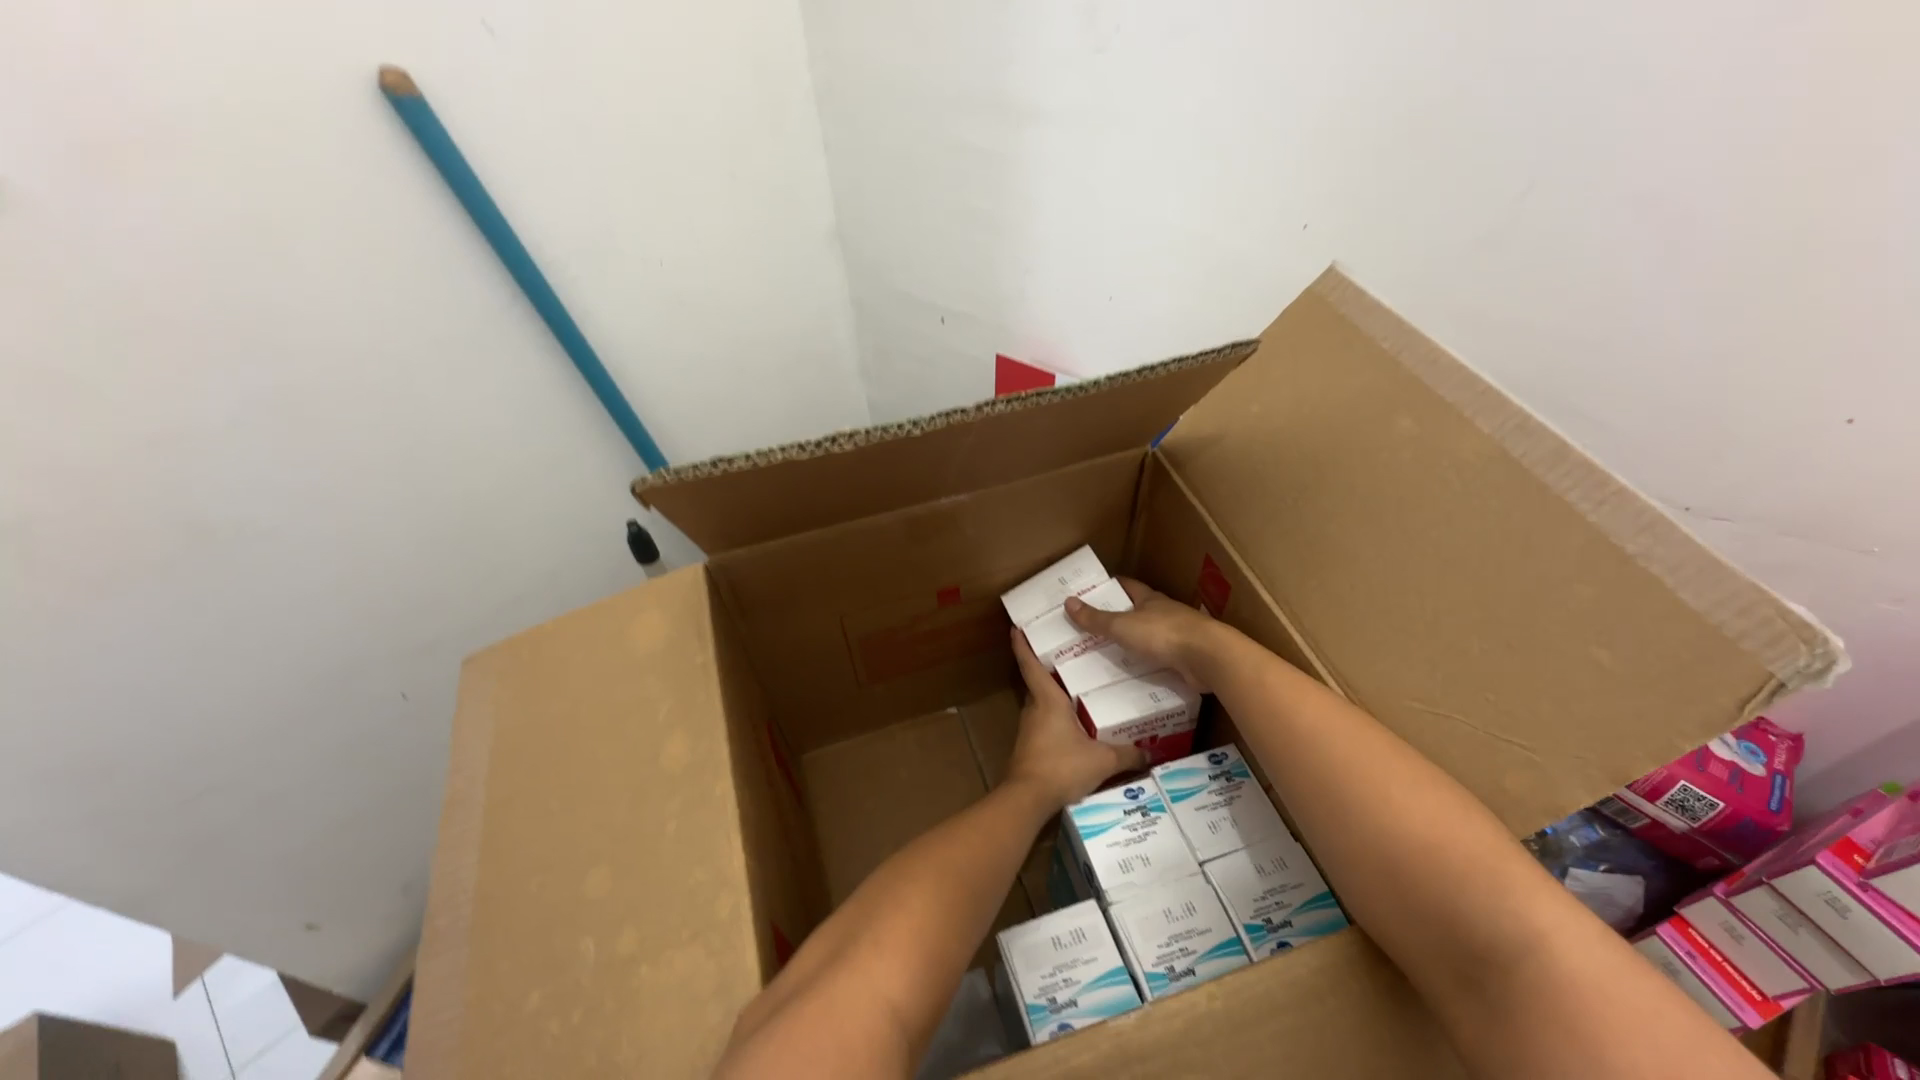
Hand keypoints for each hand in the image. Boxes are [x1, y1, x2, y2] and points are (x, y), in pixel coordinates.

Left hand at [1004, 627, 1146, 807]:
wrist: (1027, 799)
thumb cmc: (1062, 767)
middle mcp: (1034, 710)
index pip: (1031, 666)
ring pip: (1041, 707)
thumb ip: (1128, 754)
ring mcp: (1028, 731)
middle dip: (1050, 672)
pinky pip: (1043, 728)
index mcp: (1048, 701)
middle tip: (1070, 661)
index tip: (1016, 628)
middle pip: (1039, 685)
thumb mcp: (1103, 760)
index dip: (1022, 646)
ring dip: (1054, 700)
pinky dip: (1056, 724)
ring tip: (1079, 695)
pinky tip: (1074, 731)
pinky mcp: (1028, 749)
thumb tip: (1152, 752)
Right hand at [1065, 578, 1225, 692]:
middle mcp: (1167, 614)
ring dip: (1139, 643)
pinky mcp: (1189, 660)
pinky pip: (1164, 661)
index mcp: (1151, 600)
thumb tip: (1068, 601)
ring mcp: (1181, 637)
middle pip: (1142, 611)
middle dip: (1124, 616)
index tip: (1097, 588)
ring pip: (1155, 637)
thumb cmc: (1163, 634)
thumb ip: (1096, 618)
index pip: (1129, 586)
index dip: (1114, 585)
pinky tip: (1140, 675)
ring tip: (1116, 653)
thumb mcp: (1122, 626)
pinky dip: (1152, 666)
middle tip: (1100, 625)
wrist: (1208, 658)